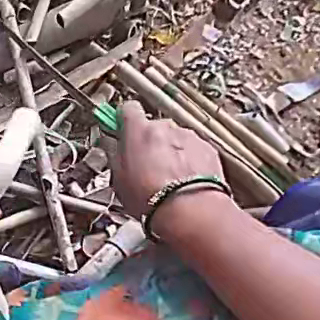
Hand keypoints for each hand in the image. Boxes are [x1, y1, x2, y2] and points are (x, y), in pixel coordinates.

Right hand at [114, 100, 224, 215]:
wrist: (188, 209)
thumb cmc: (151, 196)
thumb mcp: (117, 177)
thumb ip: (115, 153)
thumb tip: (113, 146)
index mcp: (139, 130)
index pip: (128, 109)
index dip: (123, 119)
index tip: (120, 127)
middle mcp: (165, 128)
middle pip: (153, 127)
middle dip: (148, 143)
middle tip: (141, 166)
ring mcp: (188, 137)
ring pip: (174, 140)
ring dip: (168, 154)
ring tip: (163, 179)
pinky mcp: (207, 149)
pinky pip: (192, 150)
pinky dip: (187, 162)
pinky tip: (180, 182)